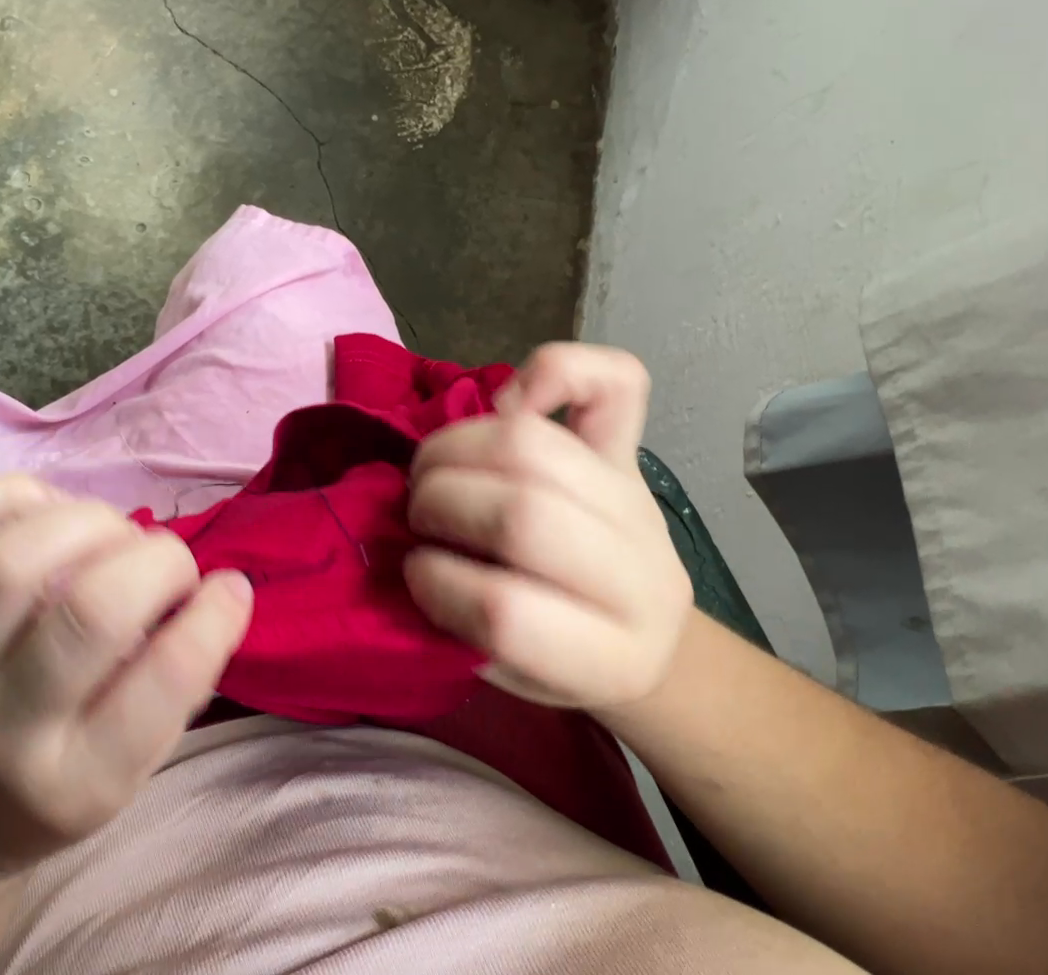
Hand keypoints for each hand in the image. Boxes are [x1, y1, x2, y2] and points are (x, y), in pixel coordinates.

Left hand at [0, 475, 252, 875]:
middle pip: (86, 610)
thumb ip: (179, 684)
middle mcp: (5, 719)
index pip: (160, 683)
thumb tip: (222, 587)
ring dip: (88, 522)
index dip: (212, 620)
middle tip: (172, 566)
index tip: (232, 588)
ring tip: (114, 536)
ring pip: (11, 559)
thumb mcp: (138, 770)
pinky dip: (15, 498)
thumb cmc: (66, 788)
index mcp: (78, 779)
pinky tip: (51, 518)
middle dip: (157, 562)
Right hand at [404, 343, 692, 709]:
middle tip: (418, 520)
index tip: (414, 576)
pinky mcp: (632, 455)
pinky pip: (615, 381)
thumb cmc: (559, 665)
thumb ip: (459, 629)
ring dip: (455, 450)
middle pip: (524, 516)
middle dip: (440, 507)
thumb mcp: (507, 677)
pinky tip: (509, 401)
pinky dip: (553, 370)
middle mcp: (639, 578)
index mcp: (609, 657)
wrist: (643, 636)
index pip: (506, 613)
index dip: (437, 585)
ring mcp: (637, 505)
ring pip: (537, 446)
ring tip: (432, 472)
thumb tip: (404, 554)